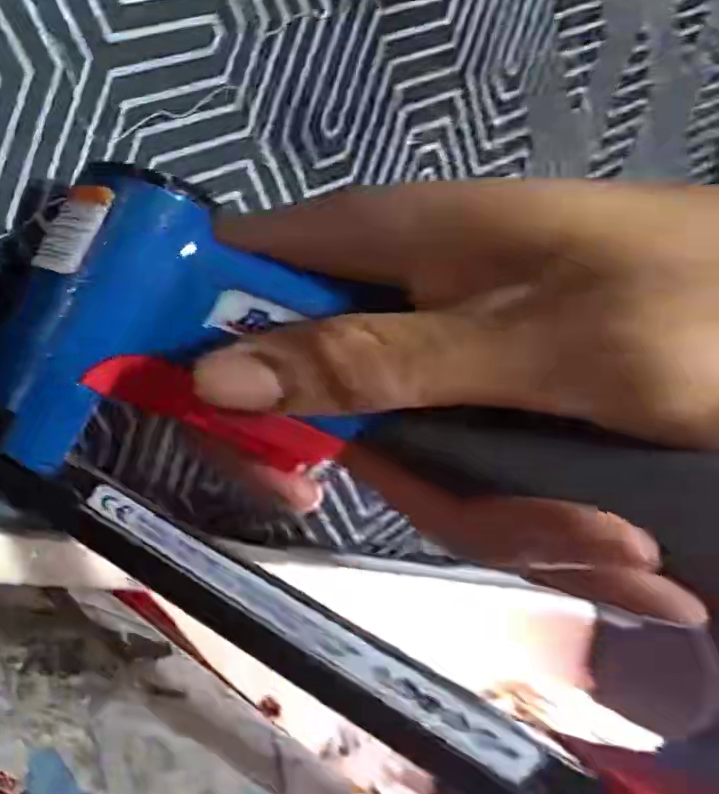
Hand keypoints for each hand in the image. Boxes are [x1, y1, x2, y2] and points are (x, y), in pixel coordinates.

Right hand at [190, 181, 716, 623]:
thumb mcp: (547, 346)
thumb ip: (369, 362)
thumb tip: (206, 379)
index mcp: (357, 241)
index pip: (209, 271)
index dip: (174, 330)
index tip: (190, 410)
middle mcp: (366, 294)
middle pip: (263, 372)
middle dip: (311, 449)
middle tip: (317, 500)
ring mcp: (417, 353)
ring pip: (359, 440)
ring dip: (464, 509)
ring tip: (604, 546)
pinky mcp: (471, 402)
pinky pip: (439, 471)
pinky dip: (519, 524)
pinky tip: (620, 551)